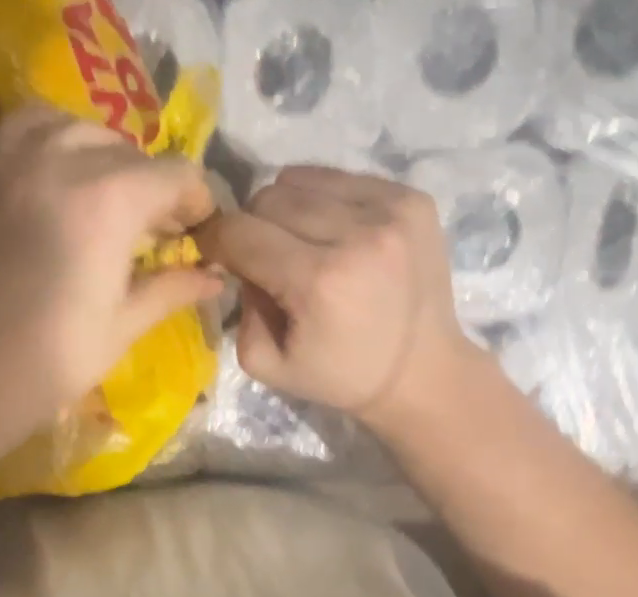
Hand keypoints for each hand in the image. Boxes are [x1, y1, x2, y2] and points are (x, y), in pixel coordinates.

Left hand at [0, 107, 219, 434]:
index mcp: (111, 199)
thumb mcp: (122, 326)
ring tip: (113, 204)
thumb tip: (215, 277)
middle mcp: (66, 158)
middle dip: (155, 188)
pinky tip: (64, 174)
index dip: (198, 203)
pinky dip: (56, 136)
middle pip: (133, 153)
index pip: (178, 175)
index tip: (199, 235)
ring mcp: (19, 159)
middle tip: (158, 234)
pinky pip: (31, 126)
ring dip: (109, 159)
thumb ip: (171, 288)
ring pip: (85, 131)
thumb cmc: (50, 362)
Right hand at [196, 166, 481, 421]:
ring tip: (299, 242)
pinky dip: (324, 200)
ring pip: (302, 179)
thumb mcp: (267, 364)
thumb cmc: (339, 376)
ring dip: (287, 209)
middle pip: (268, 198)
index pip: (240, 232)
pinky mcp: (412, 198)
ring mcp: (390, 210)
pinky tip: (334, 233)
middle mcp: (356, 234)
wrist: (421, 372)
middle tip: (263, 256)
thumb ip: (240, 309)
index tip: (216, 253)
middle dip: (253, 225)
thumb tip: (241, 262)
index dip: (217, 240)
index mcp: (316, 281)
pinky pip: (341, 178)